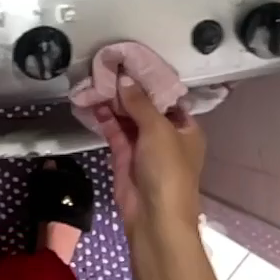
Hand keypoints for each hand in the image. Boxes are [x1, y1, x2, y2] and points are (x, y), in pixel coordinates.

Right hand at [90, 78, 205, 234]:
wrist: (154, 216)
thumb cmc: (167, 170)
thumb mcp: (158, 130)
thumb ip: (140, 102)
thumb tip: (124, 78)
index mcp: (185, 129)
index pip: (168, 99)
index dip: (150, 83)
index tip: (130, 63)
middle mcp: (166, 136)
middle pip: (145, 108)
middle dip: (128, 92)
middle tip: (108, 69)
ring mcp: (144, 148)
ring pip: (128, 119)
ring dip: (114, 104)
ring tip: (97, 83)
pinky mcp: (125, 158)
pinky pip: (115, 133)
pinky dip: (105, 119)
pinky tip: (94, 104)